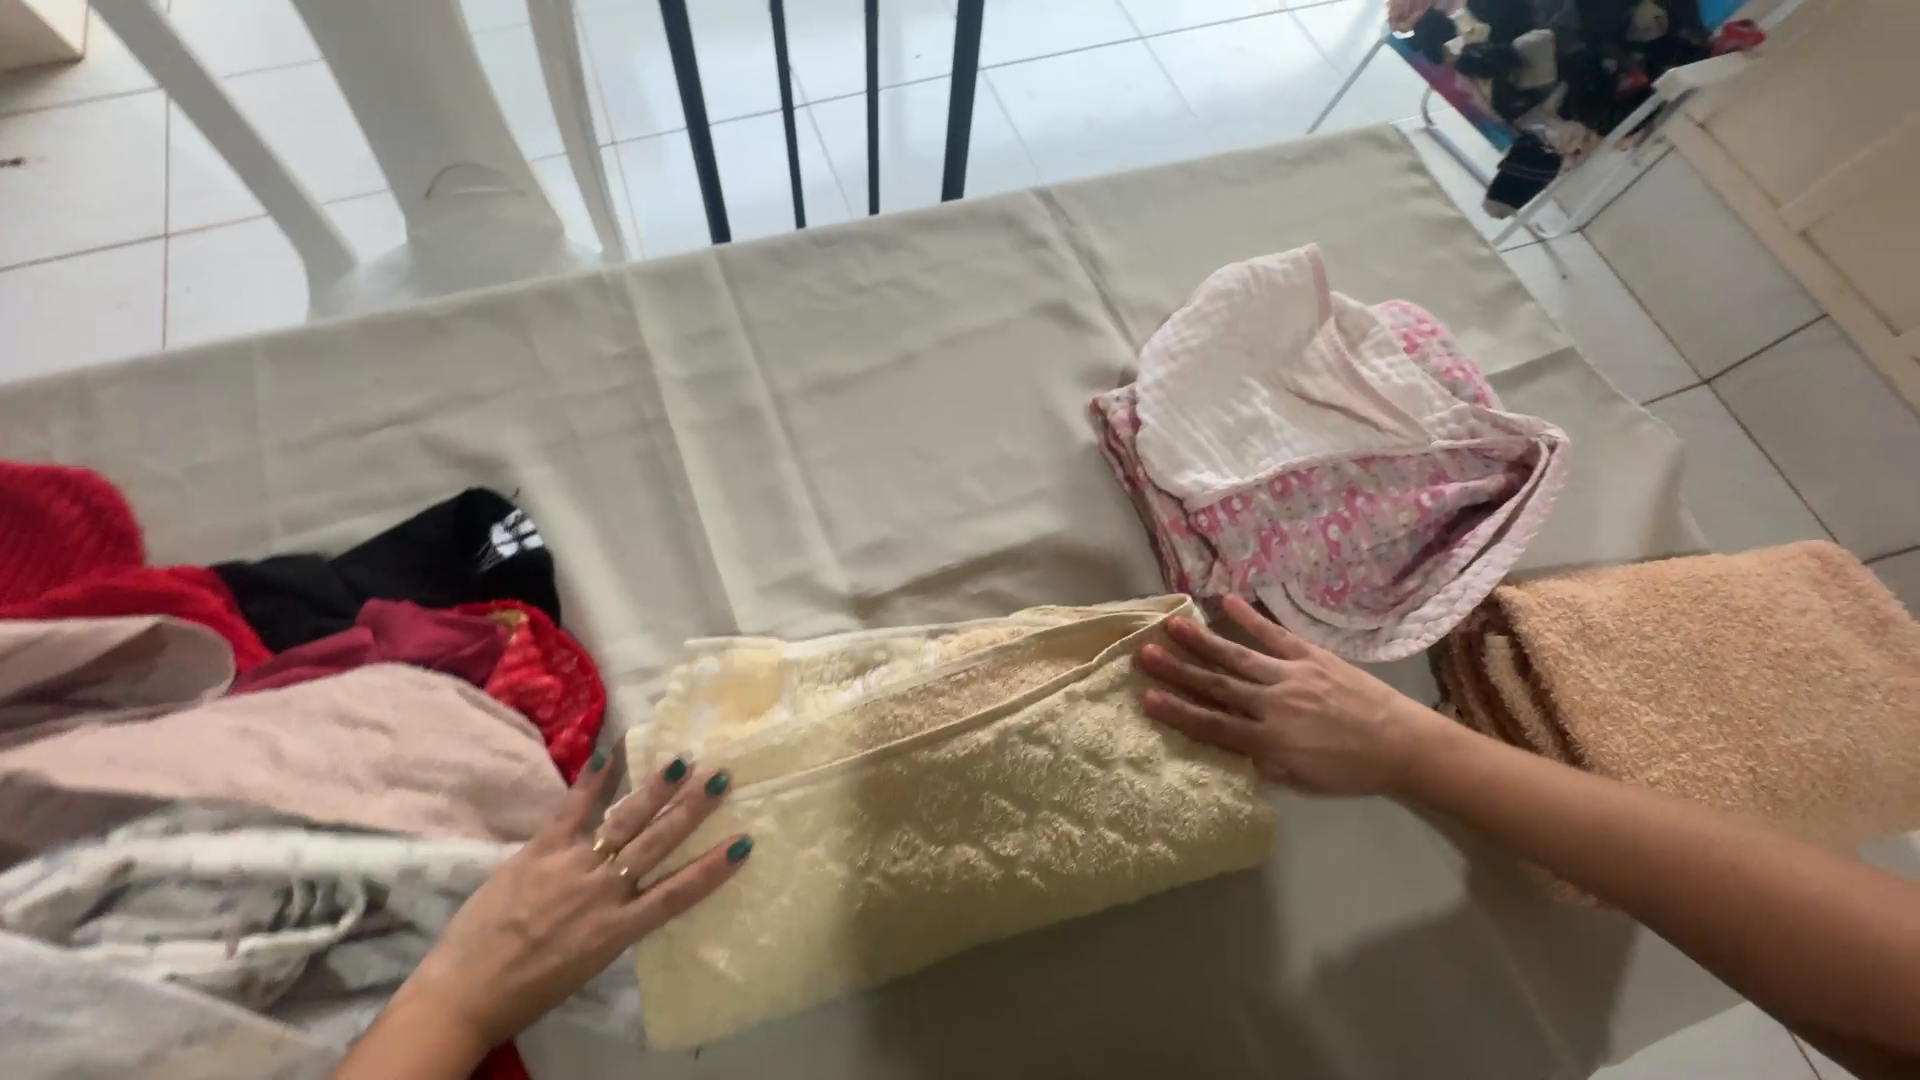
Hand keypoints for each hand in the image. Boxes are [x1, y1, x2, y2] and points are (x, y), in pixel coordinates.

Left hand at [395, 752, 750, 1049]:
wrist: (463, 993)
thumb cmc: (530, 987)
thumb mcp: (590, 963)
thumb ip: (618, 921)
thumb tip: (639, 888)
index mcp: (617, 929)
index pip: (677, 893)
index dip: (713, 868)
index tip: (744, 843)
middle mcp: (602, 893)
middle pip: (657, 844)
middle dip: (692, 810)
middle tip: (721, 778)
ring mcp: (570, 867)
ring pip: (623, 822)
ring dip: (655, 790)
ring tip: (683, 761)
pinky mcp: (539, 851)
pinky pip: (571, 810)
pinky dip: (592, 781)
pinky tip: (609, 752)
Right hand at [1136, 594, 1452, 795]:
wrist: (1404, 745)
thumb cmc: (1349, 770)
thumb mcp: (1302, 780)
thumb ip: (1263, 763)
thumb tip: (1230, 747)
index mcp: (1270, 741)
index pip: (1213, 725)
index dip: (1178, 712)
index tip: (1146, 698)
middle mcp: (1274, 705)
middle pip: (1218, 685)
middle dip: (1179, 669)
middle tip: (1144, 652)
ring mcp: (1292, 676)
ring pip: (1239, 656)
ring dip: (1204, 641)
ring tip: (1173, 625)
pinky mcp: (1312, 657)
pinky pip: (1276, 636)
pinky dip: (1251, 619)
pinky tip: (1227, 602)